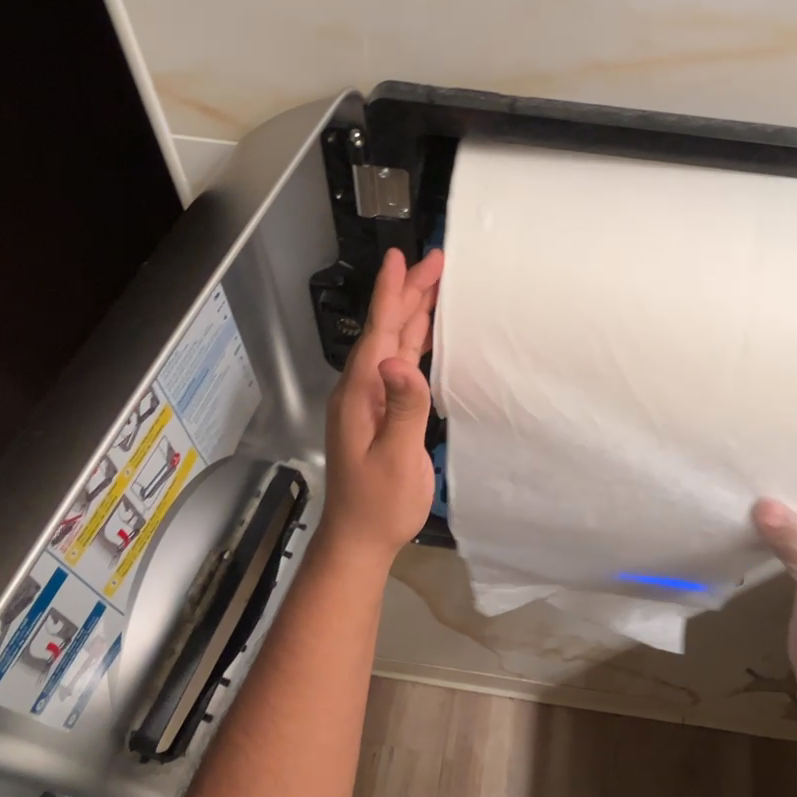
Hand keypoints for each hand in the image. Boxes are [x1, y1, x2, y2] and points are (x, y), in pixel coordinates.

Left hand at [317, 247, 444, 561]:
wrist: (360, 538)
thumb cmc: (379, 503)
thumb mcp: (394, 457)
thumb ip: (402, 408)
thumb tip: (398, 361)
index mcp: (360, 393)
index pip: (378, 332)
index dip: (391, 294)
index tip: (401, 258)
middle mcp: (362, 389)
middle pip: (387, 331)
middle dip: (409, 294)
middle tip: (435, 261)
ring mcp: (370, 401)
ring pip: (393, 345)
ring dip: (413, 314)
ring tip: (435, 286)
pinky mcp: (382, 413)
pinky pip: (399, 366)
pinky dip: (415, 343)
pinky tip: (427, 335)